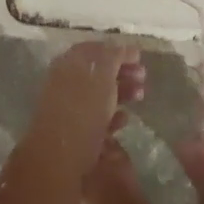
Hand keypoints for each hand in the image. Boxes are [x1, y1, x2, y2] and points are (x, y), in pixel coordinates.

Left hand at [27, 41, 144, 170]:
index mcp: (69, 63)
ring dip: (122, 92)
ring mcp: (68, 106)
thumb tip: (124, 47)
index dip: (118, 51)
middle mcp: (66, 81)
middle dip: (124, 72)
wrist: (59, 155)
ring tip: (140, 97)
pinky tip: (124, 120)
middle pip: (98, 71)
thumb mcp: (102, 75)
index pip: (95, 48)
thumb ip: (114, 56)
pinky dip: (112, 115)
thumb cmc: (83, 109)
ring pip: (99, 94)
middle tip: (144, 77)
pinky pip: (96, 116)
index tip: (140, 58)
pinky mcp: (73, 129)